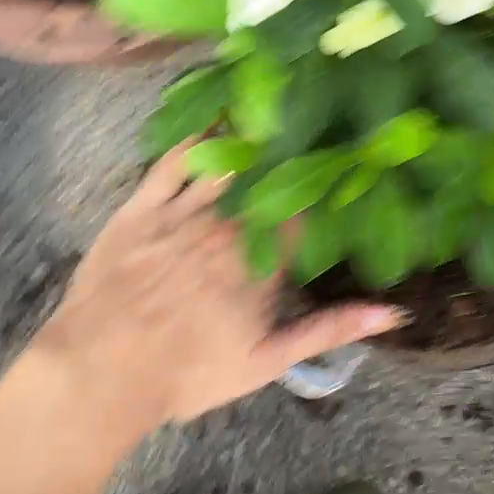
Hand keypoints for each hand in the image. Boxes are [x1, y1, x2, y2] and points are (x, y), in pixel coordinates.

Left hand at [31, 144, 404, 425]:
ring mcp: (182, 211)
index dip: (317, 193)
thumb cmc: (187, 373)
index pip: (301, 213)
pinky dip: (196, 139)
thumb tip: (393, 311)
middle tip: (307, 138)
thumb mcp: (265, 361)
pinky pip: (173, 161)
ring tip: (271, 120)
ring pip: (227, 164)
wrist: (101, 371)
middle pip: (266, 183)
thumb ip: (328, 330)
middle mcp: (227, 226)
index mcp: (260, 261)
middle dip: (287, 162)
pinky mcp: (141, 205)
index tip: (333, 174)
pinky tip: (213, 122)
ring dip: (250, 143)